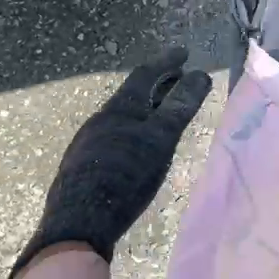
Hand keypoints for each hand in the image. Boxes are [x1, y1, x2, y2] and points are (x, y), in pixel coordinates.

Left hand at [12, 49, 212, 275]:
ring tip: (160, 113)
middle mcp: (101, 118)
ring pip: (121, 115)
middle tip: (178, 80)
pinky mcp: (81, 165)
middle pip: (132, 93)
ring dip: (143, 108)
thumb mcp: (161, 138)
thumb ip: (181, 105)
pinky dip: (131, 129)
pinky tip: (134, 146)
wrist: (78, 225)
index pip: (146, 73)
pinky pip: (111, 134)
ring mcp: (87, 142)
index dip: (166, 61)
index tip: (184, 54)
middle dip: (157, 84)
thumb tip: (200, 74)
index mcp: (120, 107)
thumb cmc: (126, 175)